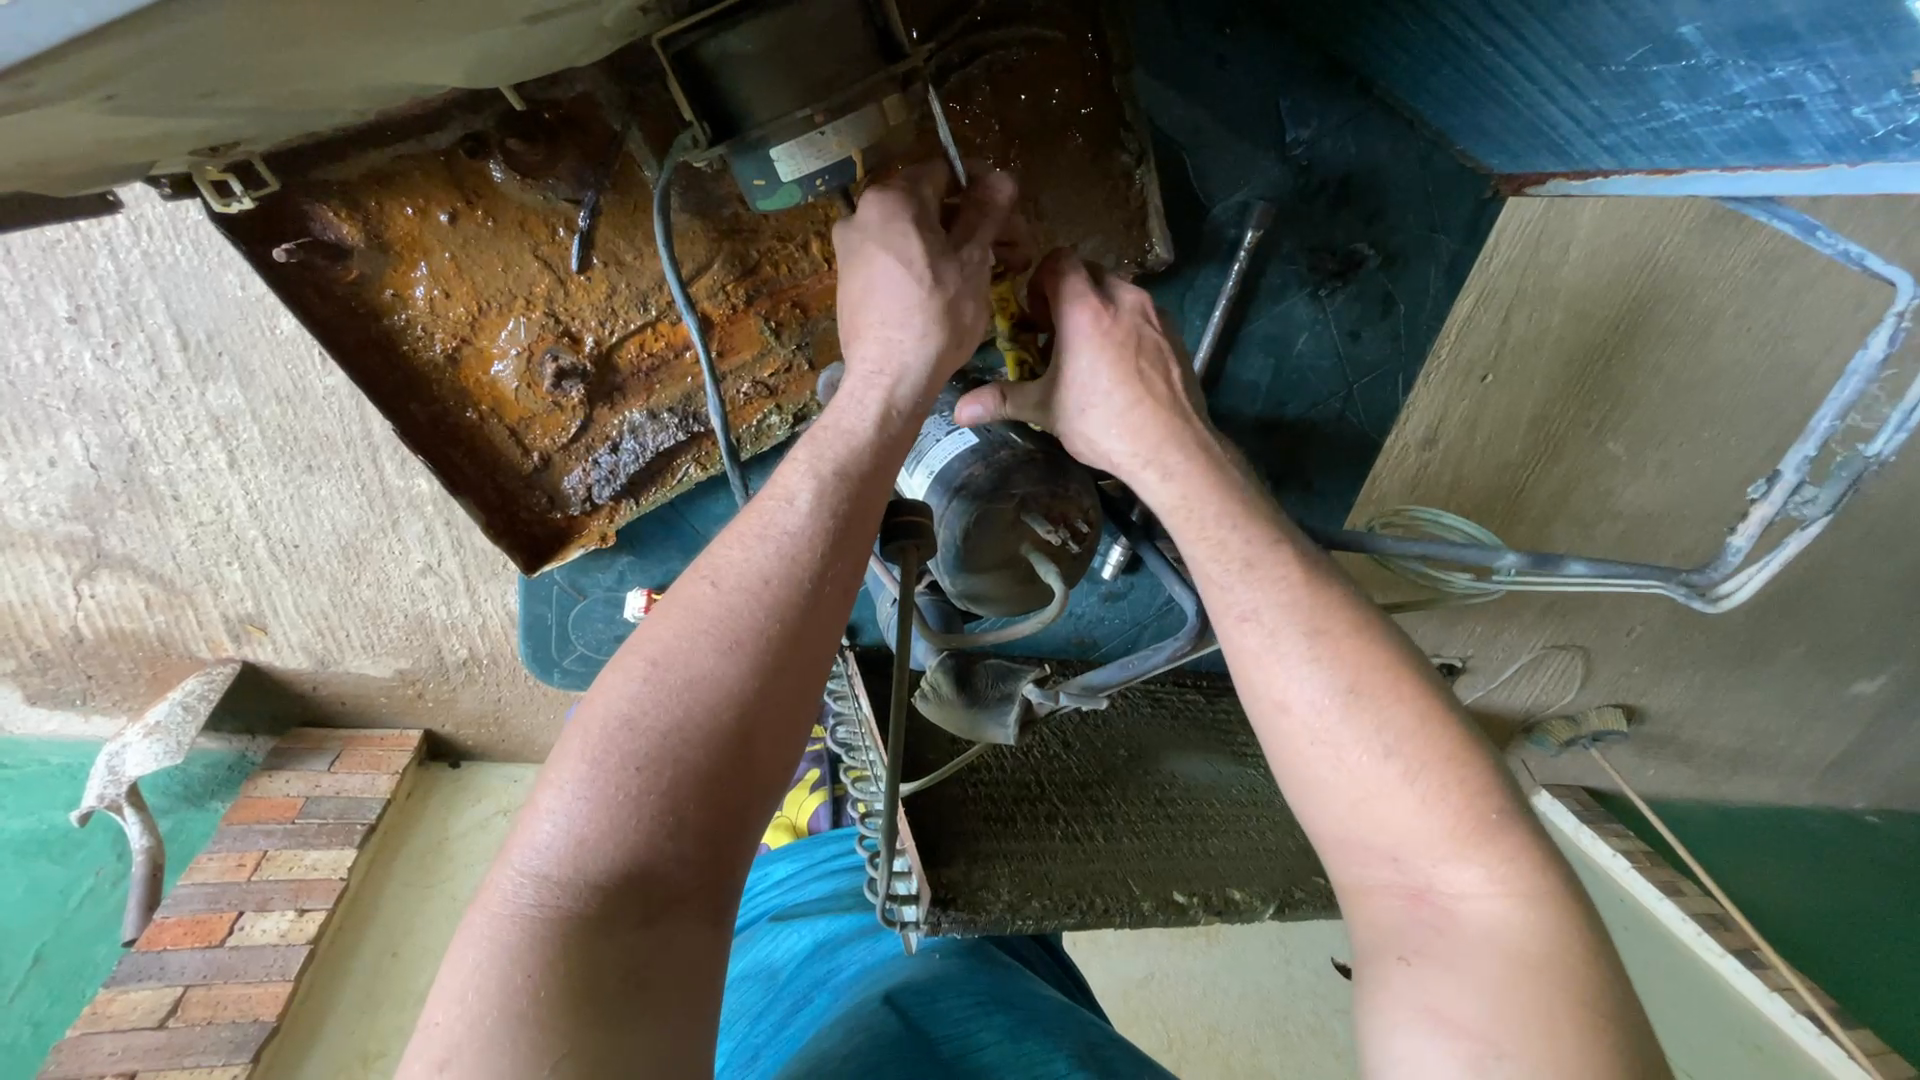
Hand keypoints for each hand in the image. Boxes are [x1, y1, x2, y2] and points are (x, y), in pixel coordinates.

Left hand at [831, 162, 1019, 411]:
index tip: (1010, 212)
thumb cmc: (936, 317)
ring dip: (954, 245)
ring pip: (914, 234)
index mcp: (892, 197)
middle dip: (974, 222)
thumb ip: (986, 212)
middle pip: (930, 205)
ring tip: (992, 271)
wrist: (889, 379)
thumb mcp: (971, 260)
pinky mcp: (851, 282)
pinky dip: (925, 263)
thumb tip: (1003, 177)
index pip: (946, 171)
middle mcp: (862, 213)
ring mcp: (852, 249)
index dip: (984, 187)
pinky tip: (953, 287)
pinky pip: (896, 258)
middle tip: (1012, 248)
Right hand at [952, 248, 1213, 488]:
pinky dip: (1125, 325)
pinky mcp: (1174, 333)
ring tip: (1088, 350)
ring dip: (1098, 308)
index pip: (1059, 259)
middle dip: (1068, 294)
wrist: (1171, 446)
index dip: (1041, 280)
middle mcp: (1122, 297)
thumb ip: (1002, 399)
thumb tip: (959, 411)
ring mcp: (1154, 313)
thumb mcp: (1046, 410)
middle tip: (1056, 334)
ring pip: (1118, 291)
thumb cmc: (1102, 422)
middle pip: (1089, 272)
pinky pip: (1142, 313)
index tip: (1036, 314)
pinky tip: (1121, 366)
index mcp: (1085, 308)